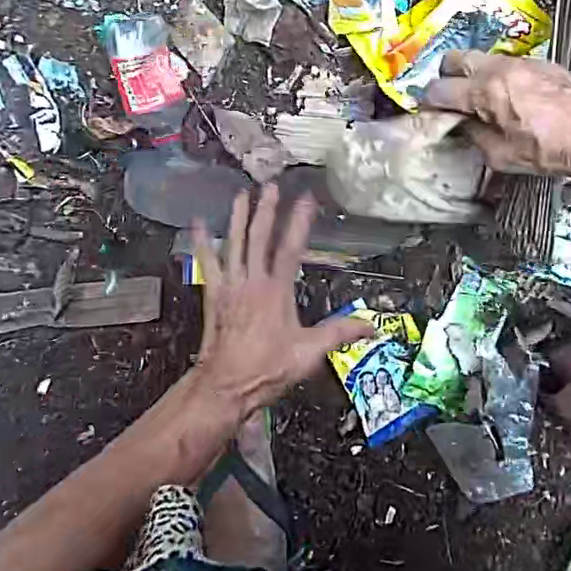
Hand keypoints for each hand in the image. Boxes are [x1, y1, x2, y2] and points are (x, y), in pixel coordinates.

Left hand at [189, 186, 372, 414]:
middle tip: (270, 186)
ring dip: (237, 217)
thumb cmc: (268, 368)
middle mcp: (252, 280)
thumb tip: (372, 325)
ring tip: (241, 194)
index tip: (306, 199)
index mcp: (277, 290)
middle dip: (266, 209)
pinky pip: (207, 262)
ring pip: (233, 243)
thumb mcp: (309, 353)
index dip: (299, 222)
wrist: (226, 384)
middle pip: (259, 237)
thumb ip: (340, 333)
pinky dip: (202, 242)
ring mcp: (230, 284)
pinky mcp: (213, 293)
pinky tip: (198, 223)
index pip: (291, 248)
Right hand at [419, 50, 570, 182]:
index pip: (438, 89)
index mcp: (485, 90)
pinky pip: (506, 64)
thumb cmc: (553, 150)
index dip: (429, 103)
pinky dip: (497, 77)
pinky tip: (507, 99)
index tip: (430, 113)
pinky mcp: (540, 64)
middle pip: (453, 60)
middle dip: (446, 79)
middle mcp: (500, 69)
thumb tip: (460, 125)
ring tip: (480, 101)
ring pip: (481, 59)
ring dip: (472, 77)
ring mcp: (521, 62)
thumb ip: (472, 135)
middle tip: (450, 100)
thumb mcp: (500, 156)